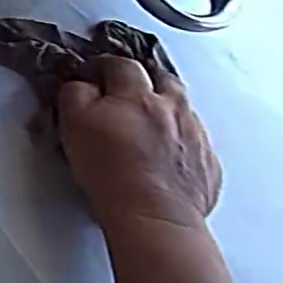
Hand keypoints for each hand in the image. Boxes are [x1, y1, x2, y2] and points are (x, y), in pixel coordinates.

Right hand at [59, 55, 221, 231]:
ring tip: (146, 124)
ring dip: (164, 108)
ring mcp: (196, 135)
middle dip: (144, 79)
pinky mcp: (208, 164)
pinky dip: (178, 138)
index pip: (120, 65)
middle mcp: (172, 108)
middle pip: (162, 78)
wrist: (153, 218)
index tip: (93, 74)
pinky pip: (194, 139)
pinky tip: (162, 154)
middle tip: (126, 91)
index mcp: (137, 95)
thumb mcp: (73, 123)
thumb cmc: (108, 170)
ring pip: (181, 108)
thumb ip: (75, 93)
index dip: (103, 65)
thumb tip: (83, 84)